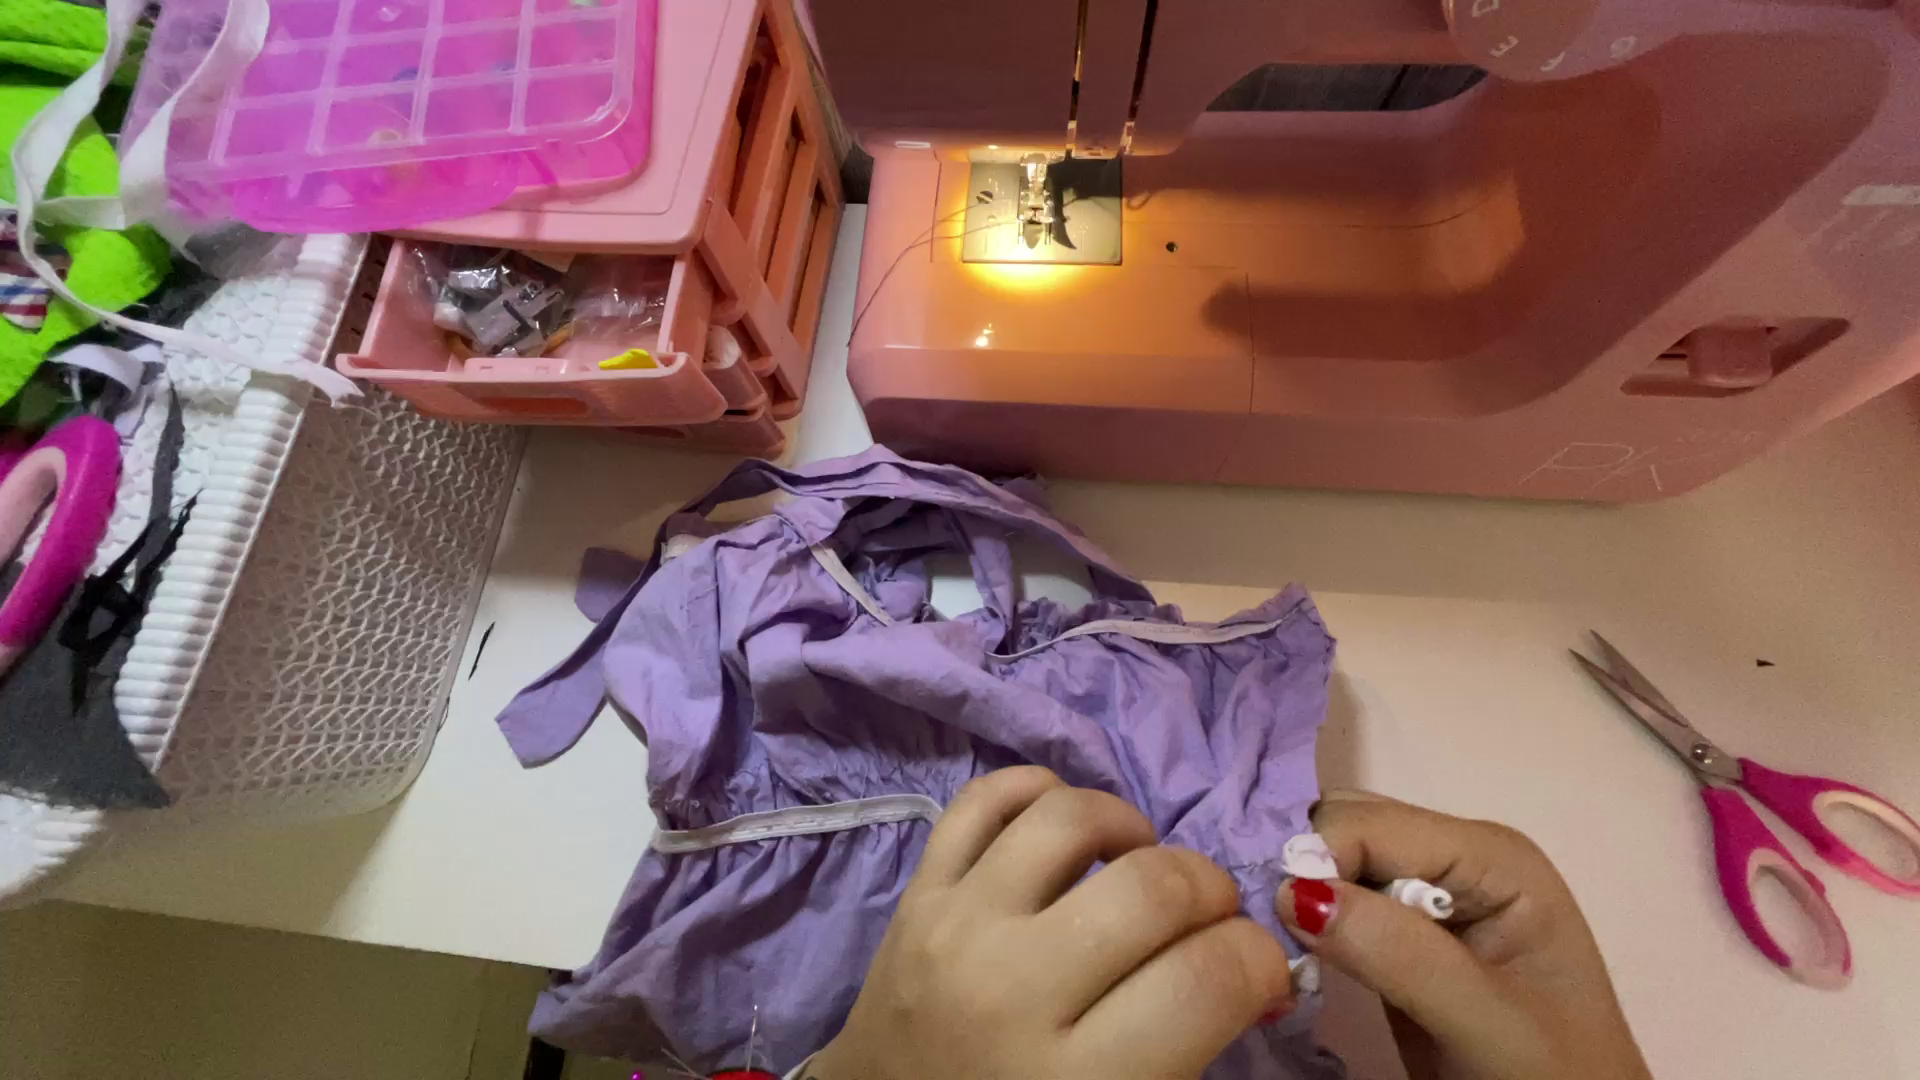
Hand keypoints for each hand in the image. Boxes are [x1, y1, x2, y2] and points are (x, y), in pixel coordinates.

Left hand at [808, 766, 1292, 1079]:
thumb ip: (1189, 1049)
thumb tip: (1254, 967)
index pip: (1204, 983)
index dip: (1258, 956)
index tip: (1258, 960)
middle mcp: (1011, 987)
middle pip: (1148, 889)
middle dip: (1209, 886)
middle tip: (1208, 908)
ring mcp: (956, 923)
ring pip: (1066, 819)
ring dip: (1128, 824)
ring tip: (1136, 857)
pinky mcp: (917, 886)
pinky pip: (981, 799)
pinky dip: (1036, 787)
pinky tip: (1063, 818)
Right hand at [1276, 791, 1651, 1079]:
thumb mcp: (1488, 1026)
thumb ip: (1399, 953)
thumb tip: (1293, 891)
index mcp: (1490, 855)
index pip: (1369, 824)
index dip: (1317, 860)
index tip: (1282, 918)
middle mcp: (1453, 849)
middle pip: (1343, 820)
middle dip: (1302, 865)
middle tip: (1278, 925)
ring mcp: (1426, 877)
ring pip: (1329, 844)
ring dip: (1298, 884)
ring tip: (1285, 933)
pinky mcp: (1399, 912)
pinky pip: (1333, 881)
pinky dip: (1306, 905)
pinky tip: (1301, 939)